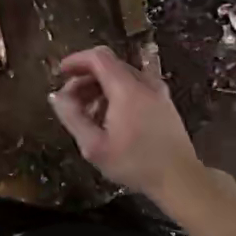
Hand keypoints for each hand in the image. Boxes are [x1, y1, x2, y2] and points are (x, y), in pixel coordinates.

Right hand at [48, 45, 205, 199]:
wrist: (179, 178)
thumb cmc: (134, 164)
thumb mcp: (94, 146)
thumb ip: (72, 117)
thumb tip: (56, 96)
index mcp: (127, 89)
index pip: (98, 57)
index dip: (76, 60)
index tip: (60, 72)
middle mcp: (144, 83)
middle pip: (110, 66)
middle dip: (86, 78)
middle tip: (71, 101)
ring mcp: (158, 91)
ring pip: (123, 76)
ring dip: (101, 87)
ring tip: (88, 114)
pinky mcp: (165, 102)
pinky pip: (136, 86)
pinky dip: (117, 93)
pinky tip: (110, 117)